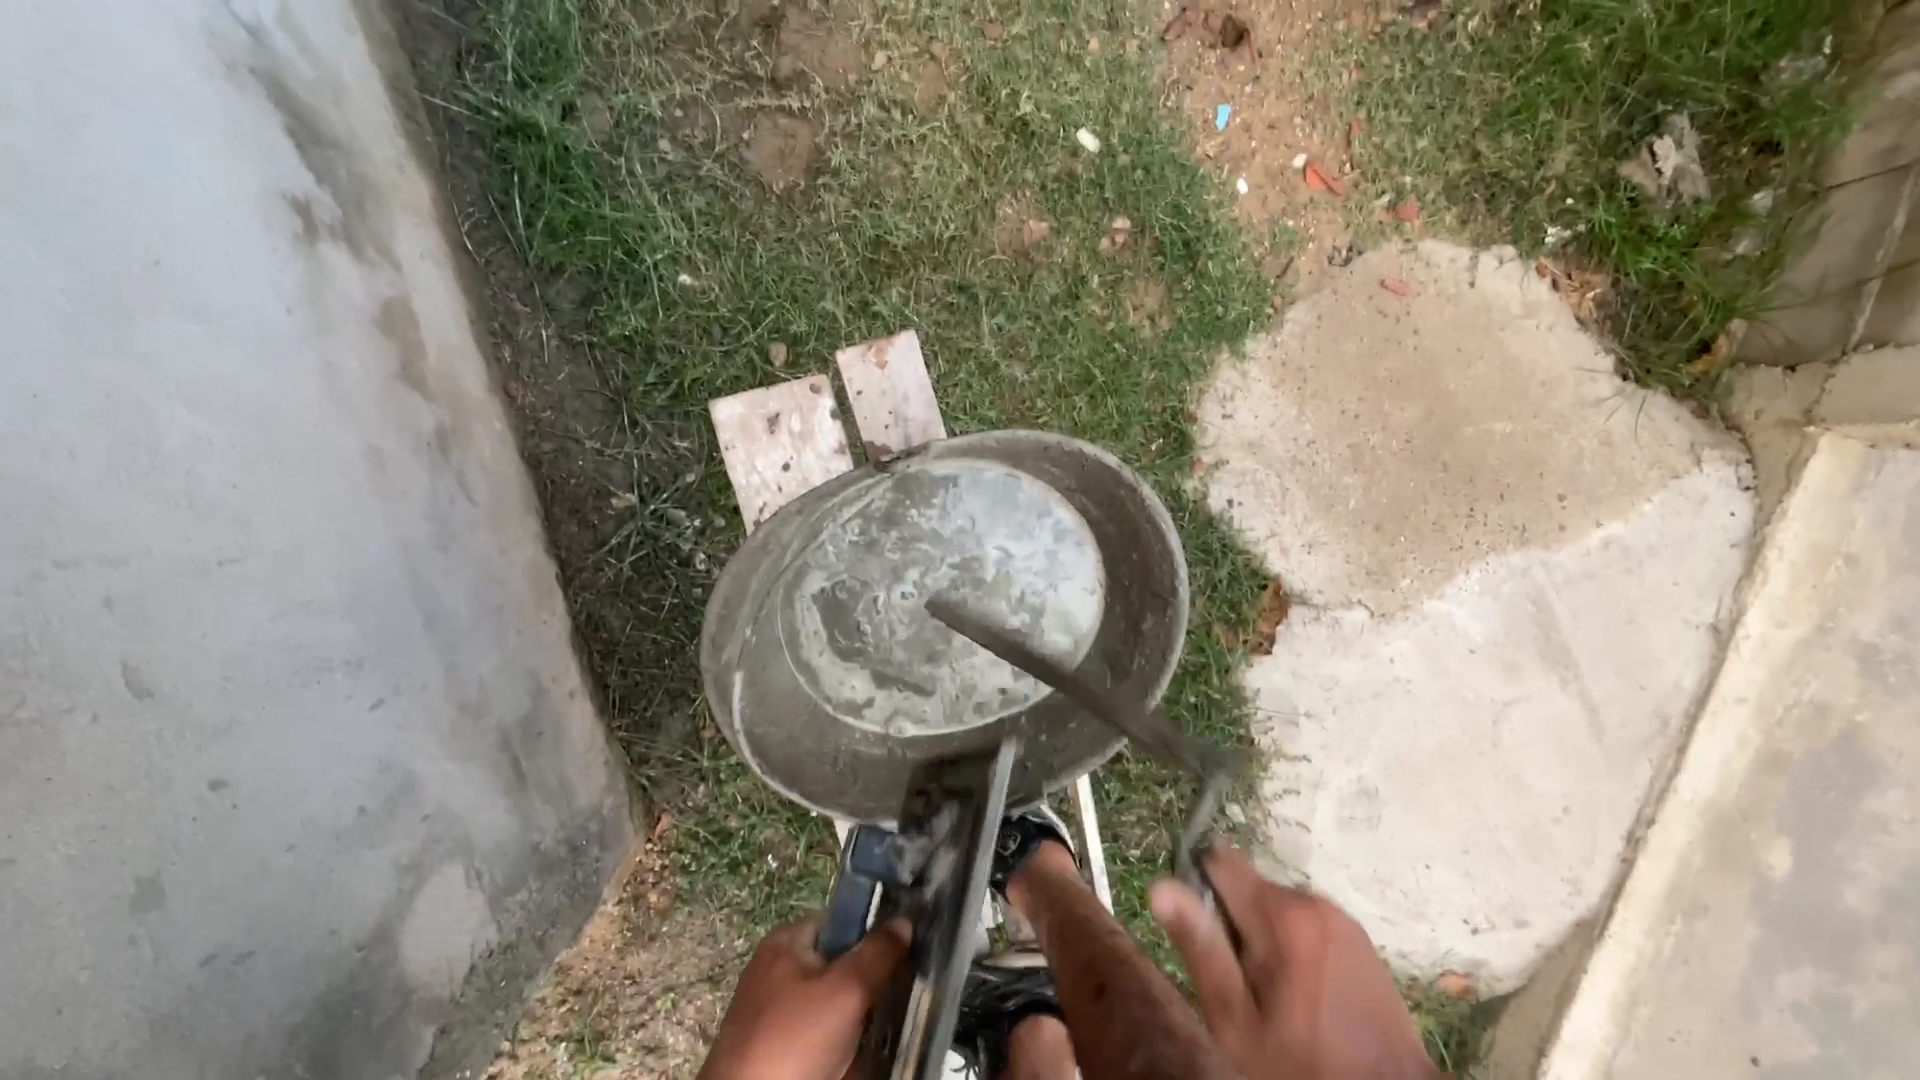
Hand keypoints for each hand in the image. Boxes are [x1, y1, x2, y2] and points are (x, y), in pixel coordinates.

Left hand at [698, 916, 910, 1079]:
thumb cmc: (794, 1040)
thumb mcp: (846, 990)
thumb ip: (878, 953)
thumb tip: (904, 921)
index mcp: (785, 944)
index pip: (841, 923)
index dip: (873, 936)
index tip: (901, 957)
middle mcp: (778, 973)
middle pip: (841, 968)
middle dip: (869, 987)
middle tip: (893, 1002)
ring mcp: (777, 1017)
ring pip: (837, 1010)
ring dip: (860, 1025)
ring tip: (878, 1036)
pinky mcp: (780, 1054)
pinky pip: (825, 1042)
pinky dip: (843, 1052)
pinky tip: (855, 1062)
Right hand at [1150, 847, 1439, 1079]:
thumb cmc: (1300, 1064)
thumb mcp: (1236, 1018)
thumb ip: (1200, 947)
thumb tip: (1159, 885)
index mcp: (1280, 914)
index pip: (1218, 859)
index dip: (1198, 889)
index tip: (1204, 937)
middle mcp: (1312, 899)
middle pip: (1247, 886)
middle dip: (1233, 922)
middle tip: (1240, 984)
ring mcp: (1341, 916)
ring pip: (1276, 905)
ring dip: (1263, 935)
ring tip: (1273, 994)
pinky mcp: (1358, 934)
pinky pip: (1306, 921)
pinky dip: (1293, 944)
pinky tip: (1303, 992)